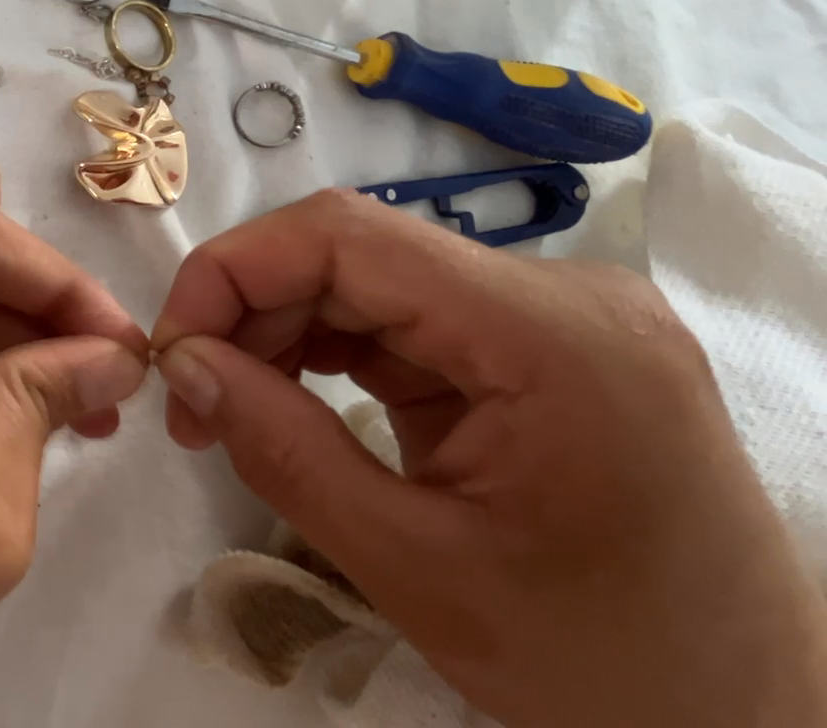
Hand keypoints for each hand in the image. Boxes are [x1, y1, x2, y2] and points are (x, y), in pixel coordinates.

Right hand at [151, 189, 826, 727]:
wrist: (743, 719)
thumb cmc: (598, 661)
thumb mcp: (414, 567)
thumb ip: (282, 451)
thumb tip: (182, 363)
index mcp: (551, 334)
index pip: (346, 235)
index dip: (232, 270)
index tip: (171, 350)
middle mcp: (555, 295)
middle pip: (348, 253)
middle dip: (245, 315)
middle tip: (189, 401)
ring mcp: (544, 316)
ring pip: (359, 281)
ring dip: (274, 334)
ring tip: (229, 412)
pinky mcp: (523, 346)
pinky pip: (390, 319)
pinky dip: (318, 352)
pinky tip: (285, 401)